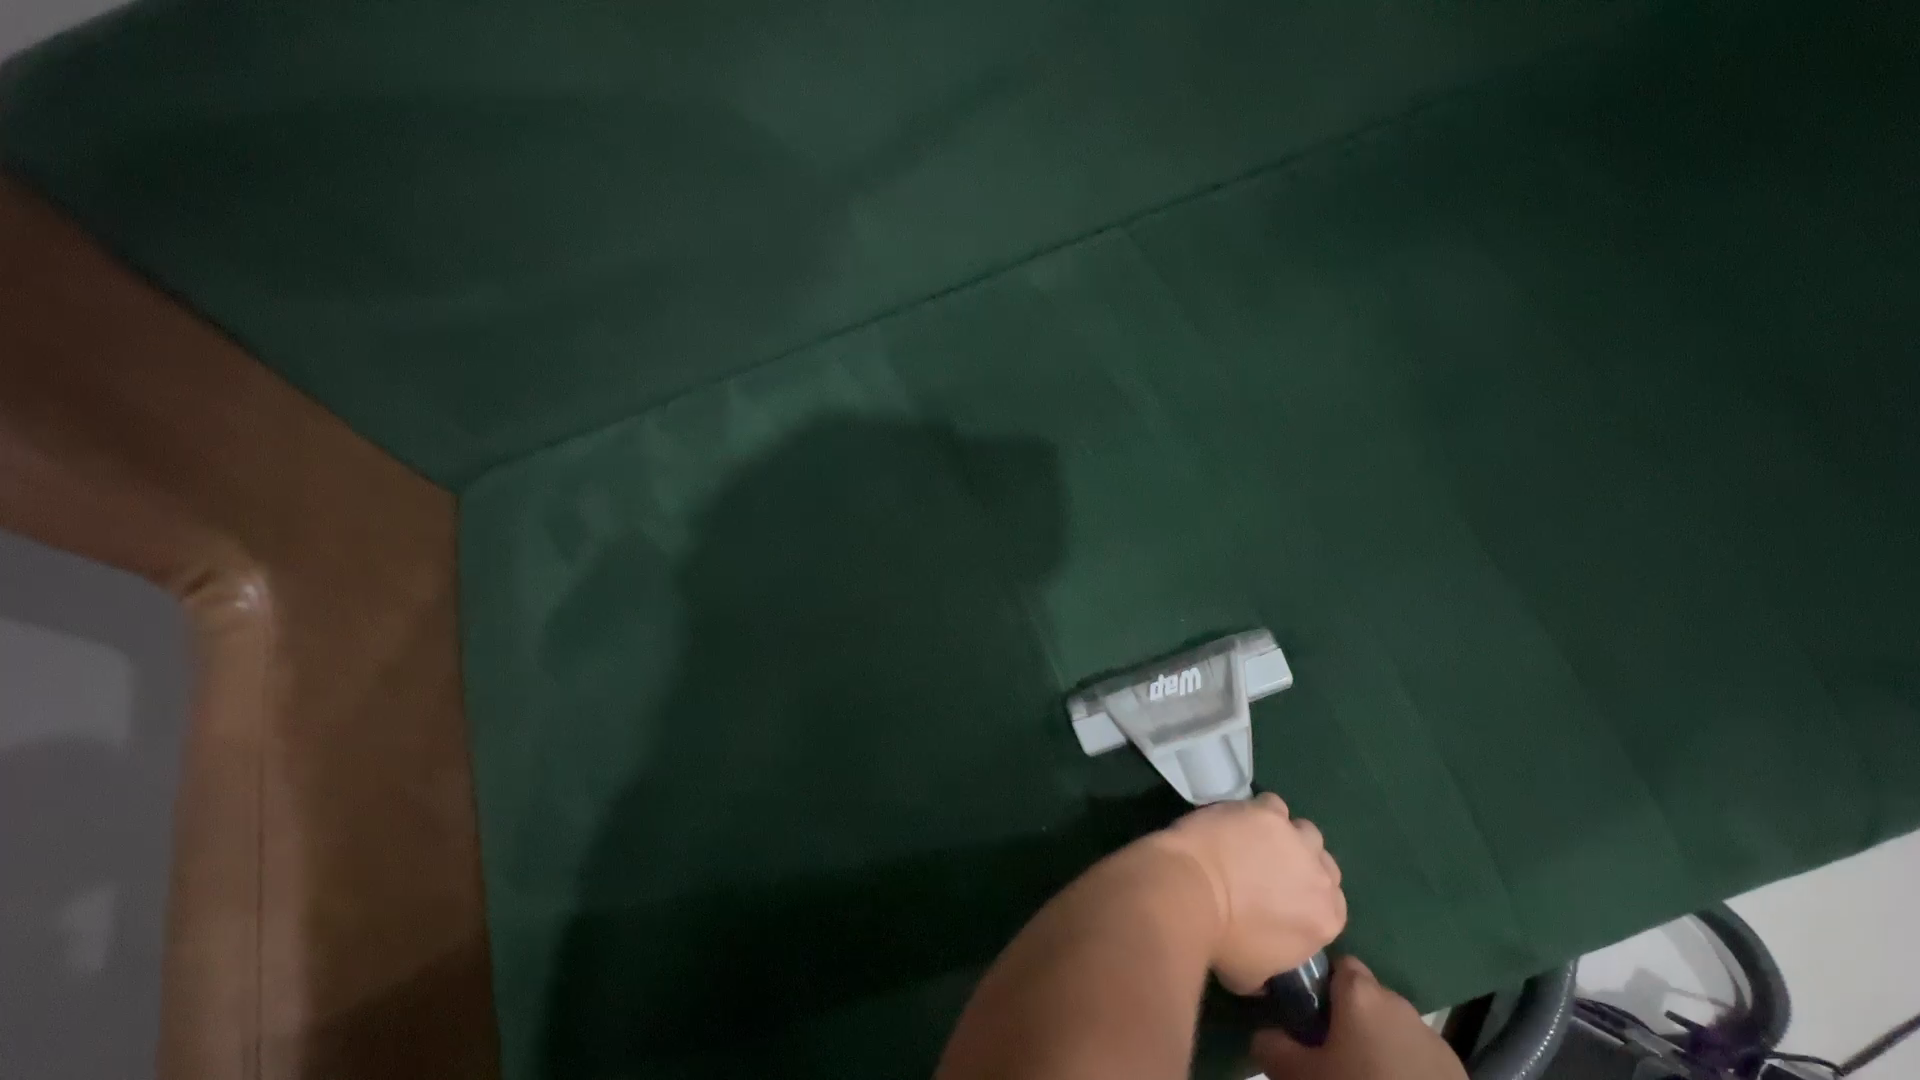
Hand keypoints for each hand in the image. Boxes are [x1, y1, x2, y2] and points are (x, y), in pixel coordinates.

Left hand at [1145, 793, 1345, 993]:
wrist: (1190, 893)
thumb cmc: (1220, 943)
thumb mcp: (1249, 977)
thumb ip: (1267, 972)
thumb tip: (1260, 978)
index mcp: (1326, 920)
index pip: (1332, 907)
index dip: (1309, 900)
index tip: (1285, 900)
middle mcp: (1320, 877)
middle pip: (1322, 864)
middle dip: (1302, 866)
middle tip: (1269, 870)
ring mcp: (1294, 839)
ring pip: (1304, 831)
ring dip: (1286, 836)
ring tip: (1255, 841)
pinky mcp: (1265, 813)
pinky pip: (1272, 806)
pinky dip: (1259, 812)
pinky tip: (1239, 820)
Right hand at [1253, 956, 1465, 1079]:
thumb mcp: (1298, 1076)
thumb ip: (1272, 1046)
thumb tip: (1266, 1034)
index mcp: (1360, 994)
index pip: (1338, 964)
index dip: (1321, 987)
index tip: (1309, 1017)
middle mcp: (1398, 1003)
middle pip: (1366, 997)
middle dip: (1349, 1018)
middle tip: (1331, 1053)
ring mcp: (1433, 1036)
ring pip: (1393, 1027)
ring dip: (1378, 1043)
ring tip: (1364, 1077)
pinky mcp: (1456, 1069)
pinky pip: (1419, 1055)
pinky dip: (1405, 1067)